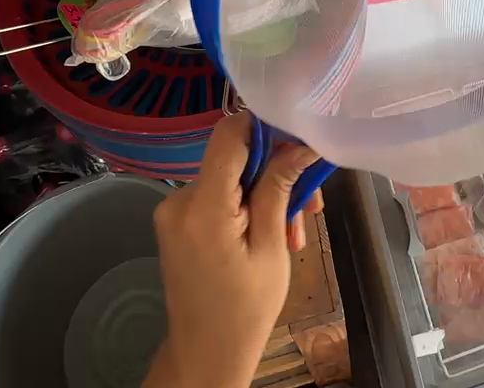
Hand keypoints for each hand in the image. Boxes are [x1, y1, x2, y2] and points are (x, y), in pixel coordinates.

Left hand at [145, 113, 321, 387]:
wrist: (204, 356)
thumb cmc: (245, 309)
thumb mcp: (271, 248)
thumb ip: (279, 188)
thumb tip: (300, 143)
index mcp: (203, 207)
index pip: (229, 134)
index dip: (264, 127)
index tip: (296, 141)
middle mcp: (180, 199)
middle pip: (234, 158)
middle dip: (275, 173)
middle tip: (308, 206)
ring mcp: (175, 210)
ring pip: (231, 178)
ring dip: (265, 195)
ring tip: (292, 233)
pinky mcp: (178, 220)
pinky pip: (219, 194)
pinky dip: (246, 206)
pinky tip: (268, 234)